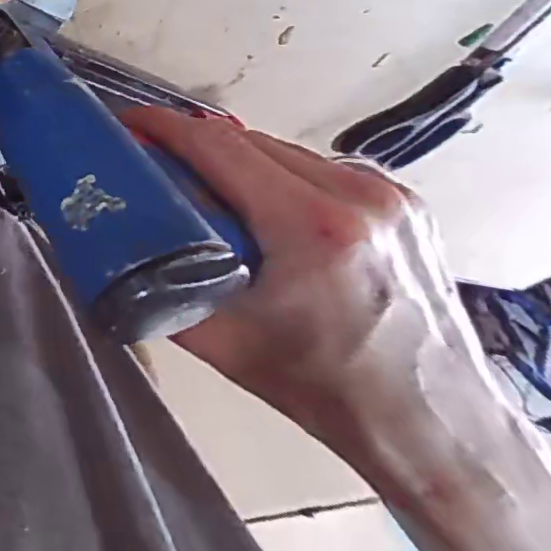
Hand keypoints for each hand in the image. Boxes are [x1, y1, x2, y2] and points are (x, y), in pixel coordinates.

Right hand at [121, 107, 485, 429]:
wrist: (437, 429)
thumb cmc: (339, 391)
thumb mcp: (224, 342)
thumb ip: (161, 290)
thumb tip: (114, 256)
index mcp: (312, 228)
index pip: (218, 146)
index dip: (166, 126)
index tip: (136, 122)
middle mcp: (358, 199)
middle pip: (248, 140)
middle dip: (196, 145)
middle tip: (160, 162)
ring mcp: (388, 198)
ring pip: (284, 150)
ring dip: (239, 161)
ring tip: (211, 189)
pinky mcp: (404, 203)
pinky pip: (320, 167)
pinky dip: (282, 176)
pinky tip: (268, 207)